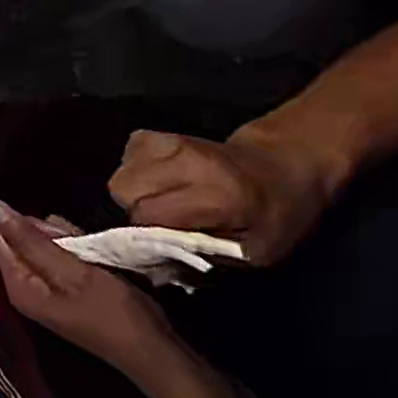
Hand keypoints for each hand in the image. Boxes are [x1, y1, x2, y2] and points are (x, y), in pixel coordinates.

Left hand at [0, 196, 173, 374]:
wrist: (162, 356)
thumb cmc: (115, 314)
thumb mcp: (71, 272)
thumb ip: (28, 238)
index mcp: (16, 286)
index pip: (0, 238)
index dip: (23, 225)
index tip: (53, 230)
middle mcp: (25, 289)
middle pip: (21, 242)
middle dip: (47, 234)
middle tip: (76, 242)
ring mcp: (48, 292)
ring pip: (45, 249)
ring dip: (66, 243)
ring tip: (91, 251)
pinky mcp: (69, 292)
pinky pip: (62, 262)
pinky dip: (77, 255)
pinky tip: (95, 256)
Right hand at [107, 127, 340, 265]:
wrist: (278, 169)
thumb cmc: (273, 218)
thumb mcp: (254, 252)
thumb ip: (202, 256)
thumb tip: (152, 261)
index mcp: (216, 195)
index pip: (148, 213)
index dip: (151, 231)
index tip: (165, 239)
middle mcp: (184, 162)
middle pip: (124, 192)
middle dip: (136, 210)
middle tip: (165, 219)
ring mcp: (163, 143)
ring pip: (118, 178)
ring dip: (133, 194)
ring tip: (164, 199)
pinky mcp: (148, 136)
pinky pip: (122, 162)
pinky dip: (133, 175)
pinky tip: (160, 180)